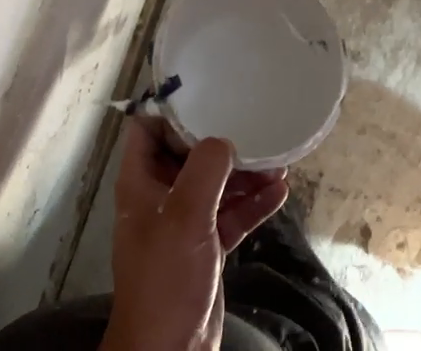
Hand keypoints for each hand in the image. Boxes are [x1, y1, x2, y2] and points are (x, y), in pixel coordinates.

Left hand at [102, 119, 288, 350]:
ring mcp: (184, 223)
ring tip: (279, 159)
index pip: (148, 130)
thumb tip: (223, 141)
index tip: (207, 95)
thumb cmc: (166, 276)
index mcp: (140, 182)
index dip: (172, 111)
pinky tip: (280, 192)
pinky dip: (252, 204)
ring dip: (244, 173)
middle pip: (189, 155)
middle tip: (255, 124)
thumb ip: (204, 170)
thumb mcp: (185, 216)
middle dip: (221, 142)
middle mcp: (160, 196)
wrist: (169, 349)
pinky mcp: (206, 248)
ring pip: (216, 185)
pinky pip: (231, 215)